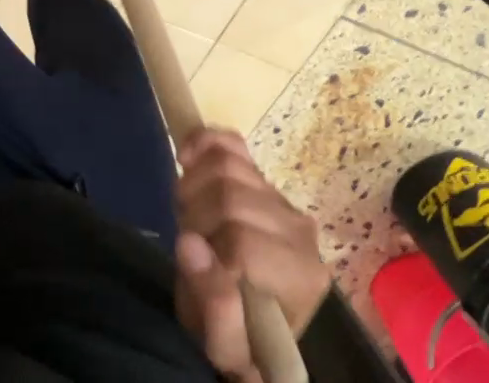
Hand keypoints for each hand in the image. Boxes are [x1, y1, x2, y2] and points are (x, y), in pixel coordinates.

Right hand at [174, 130, 330, 379]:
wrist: (252, 321)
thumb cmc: (241, 339)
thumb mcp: (224, 346)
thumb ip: (215, 307)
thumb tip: (190, 244)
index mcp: (299, 276)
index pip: (242, 241)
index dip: (207, 249)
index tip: (195, 268)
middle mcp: (301, 232)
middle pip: (230, 197)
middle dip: (194, 217)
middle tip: (189, 242)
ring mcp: (283, 201)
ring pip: (226, 164)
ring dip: (192, 187)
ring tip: (191, 216)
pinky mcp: (263, 180)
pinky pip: (232, 143)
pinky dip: (203, 142)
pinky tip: (188, 158)